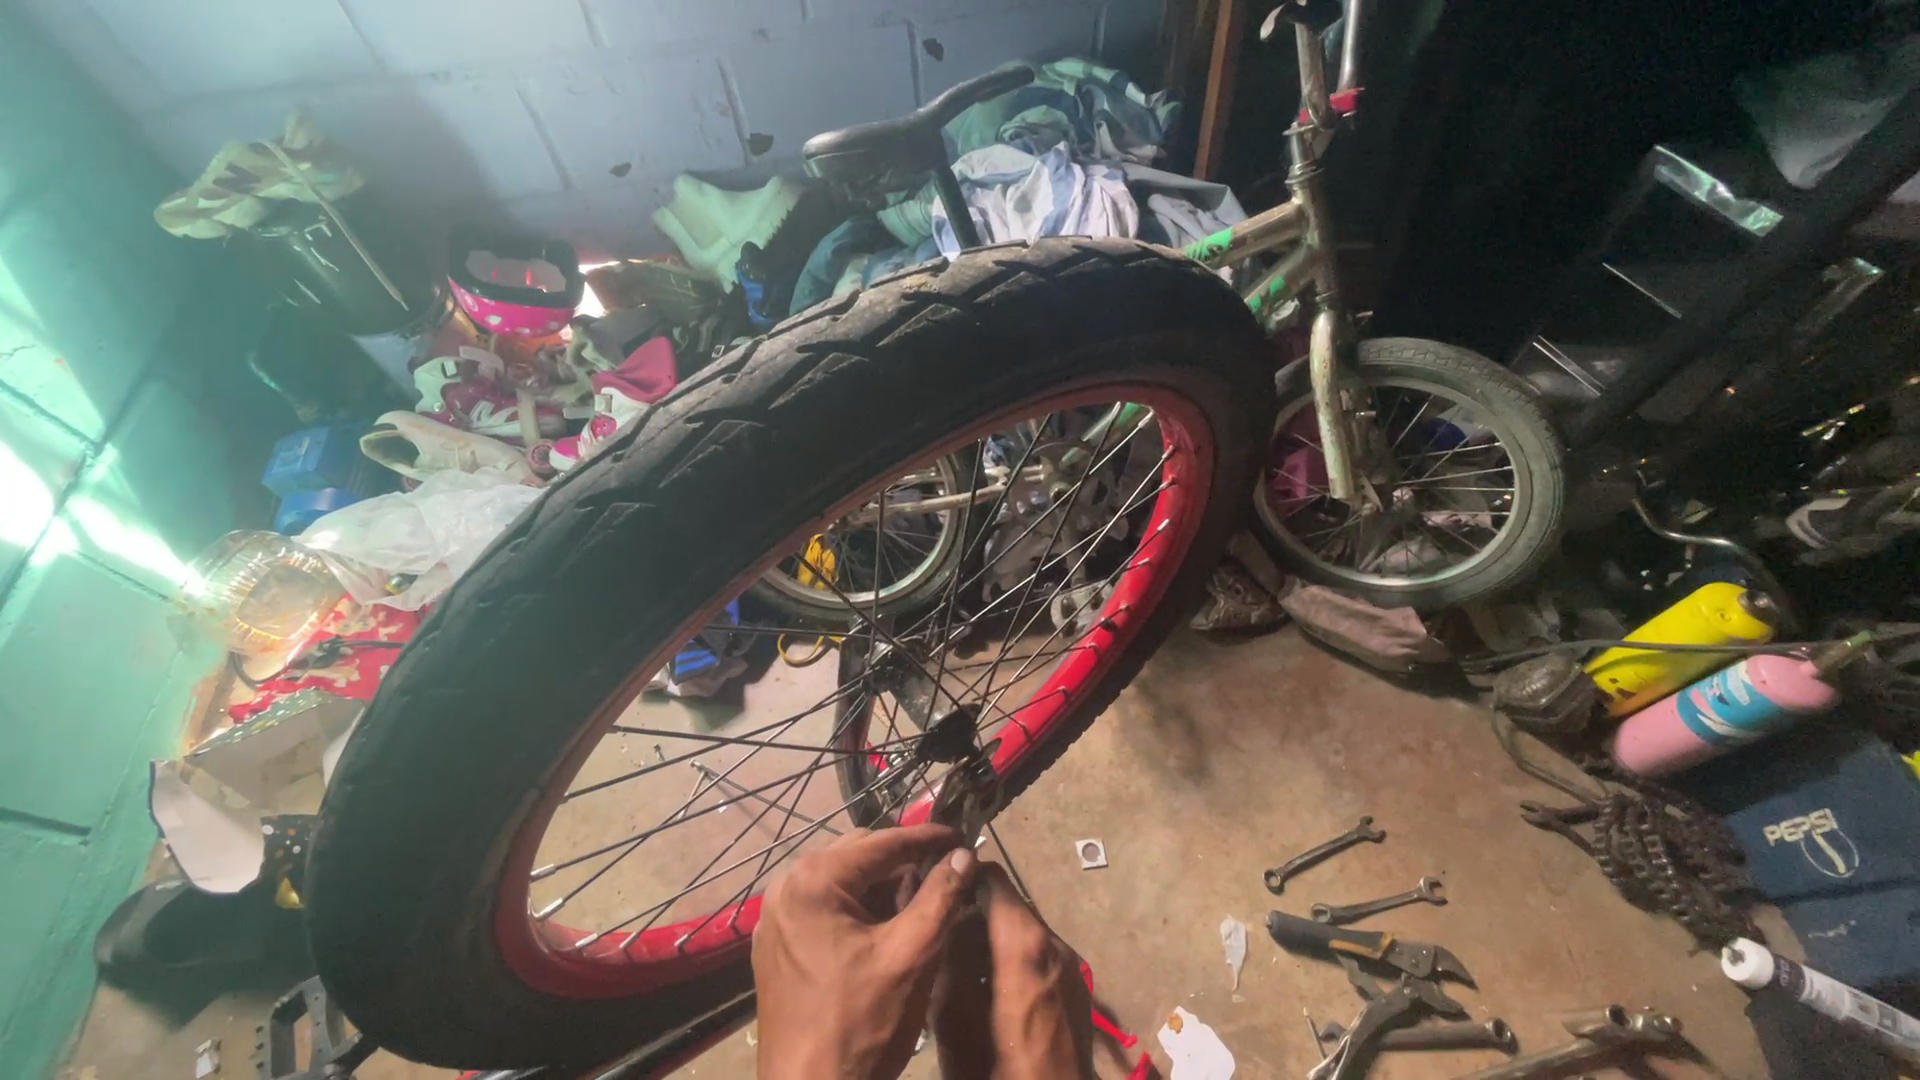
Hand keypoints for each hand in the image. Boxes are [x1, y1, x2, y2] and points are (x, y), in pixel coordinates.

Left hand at [753, 825, 978, 1079]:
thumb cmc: (861, 1025)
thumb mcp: (912, 955)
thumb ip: (941, 896)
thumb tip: (963, 854)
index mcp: (813, 880)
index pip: (882, 842)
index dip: (927, 838)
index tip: (963, 836)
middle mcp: (786, 886)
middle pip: (859, 855)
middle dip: (904, 861)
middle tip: (946, 874)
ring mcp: (776, 917)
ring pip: (843, 880)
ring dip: (882, 885)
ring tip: (922, 901)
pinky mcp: (777, 945)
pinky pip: (825, 907)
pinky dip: (858, 908)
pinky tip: (886, 928)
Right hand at [930, 864, 1093, 1079]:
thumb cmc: (997, 1073)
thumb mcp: (955, 1022)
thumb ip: (948, 962)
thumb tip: (941, 922)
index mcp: (1024, 945)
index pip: (993, 879)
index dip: (963, 879)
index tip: (937, 890)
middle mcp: (1055, 944)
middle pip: (1009, 906)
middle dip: (975, 915)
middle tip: (943, 936)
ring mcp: (1072, 966)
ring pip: (1025, 931)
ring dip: (994, 939)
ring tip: (964, 969)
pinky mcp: (1079, 988)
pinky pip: (1041, 956)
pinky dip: (1015, 960)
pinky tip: (994, 993)